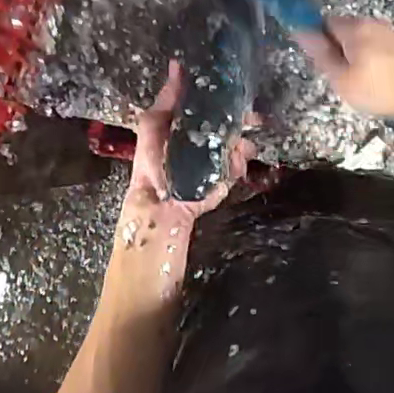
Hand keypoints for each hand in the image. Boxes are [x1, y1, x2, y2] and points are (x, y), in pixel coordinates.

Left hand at [111, 62, 250, 310]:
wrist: (138, 324)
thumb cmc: (143, 275)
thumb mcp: (160, 227)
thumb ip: (185, 194)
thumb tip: (216, 165)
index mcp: (145, 179)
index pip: (155, 127)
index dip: (168, 98)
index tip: (182, 69)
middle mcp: (159, 184)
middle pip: (184, 140)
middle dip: (212, 120)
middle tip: (250, 113)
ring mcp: (175, 202)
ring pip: (200, 161)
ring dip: (224, 145)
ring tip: (254, 139)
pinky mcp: (188, 223)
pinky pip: (209, 186)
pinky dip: (226, 173)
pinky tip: (244, 169)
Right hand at [294, 17, 393, 119]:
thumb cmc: (380, 90)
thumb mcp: (342, 78)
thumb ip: (321, 54)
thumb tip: (302, 33)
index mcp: (354, 28)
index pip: (324, 23)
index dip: (319, 41)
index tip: (323, 63)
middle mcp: (371, 22)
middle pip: (342, 29)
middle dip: (337, 49)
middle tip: (341, 75)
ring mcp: (388, 31)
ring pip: (359, 38)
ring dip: (354, 55)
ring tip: (360, 80)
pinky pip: (374, 44)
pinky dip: (370, 57)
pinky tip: (376, 78)